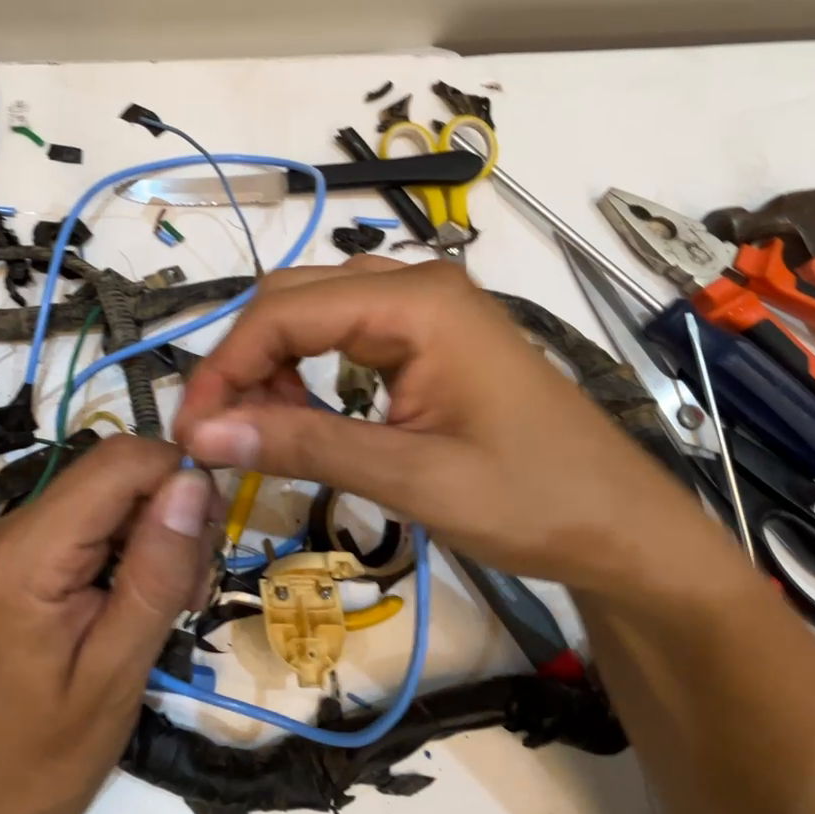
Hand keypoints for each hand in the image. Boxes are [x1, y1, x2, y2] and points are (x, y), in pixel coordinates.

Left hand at [0, 436, 216, 813]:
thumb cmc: (54, 751)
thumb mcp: (120, 668)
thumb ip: (157, 571)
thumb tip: (195, 483)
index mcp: (25, 553)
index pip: (118, 463)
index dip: (178, 479)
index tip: (212, 540)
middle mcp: (9, 527)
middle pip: (115, 473)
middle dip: (170, 512)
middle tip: (193, 589)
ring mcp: (12, 537)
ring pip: (111, 493)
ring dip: (157, 533)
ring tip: (170, 603)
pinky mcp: (22, 552)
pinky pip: (93, 519)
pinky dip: (132, 546)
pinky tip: (141, 598)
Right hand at [172, 255, 718, 597]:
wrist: (623, 529)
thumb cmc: (532, 501)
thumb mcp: (411, 478)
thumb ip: (303, 445)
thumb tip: (202, 434)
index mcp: (416, 302)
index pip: (283, 313)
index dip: (225, 368)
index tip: (191, 433)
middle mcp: (417, 285)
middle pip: (292, 299)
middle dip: (244, 362)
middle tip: (219, 436)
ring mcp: (427, 308)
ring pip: (313, 312)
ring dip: (272, 363)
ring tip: (260, 430)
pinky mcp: (431, 338)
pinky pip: (344, 333)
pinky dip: (306, 368)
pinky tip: (301, 413)